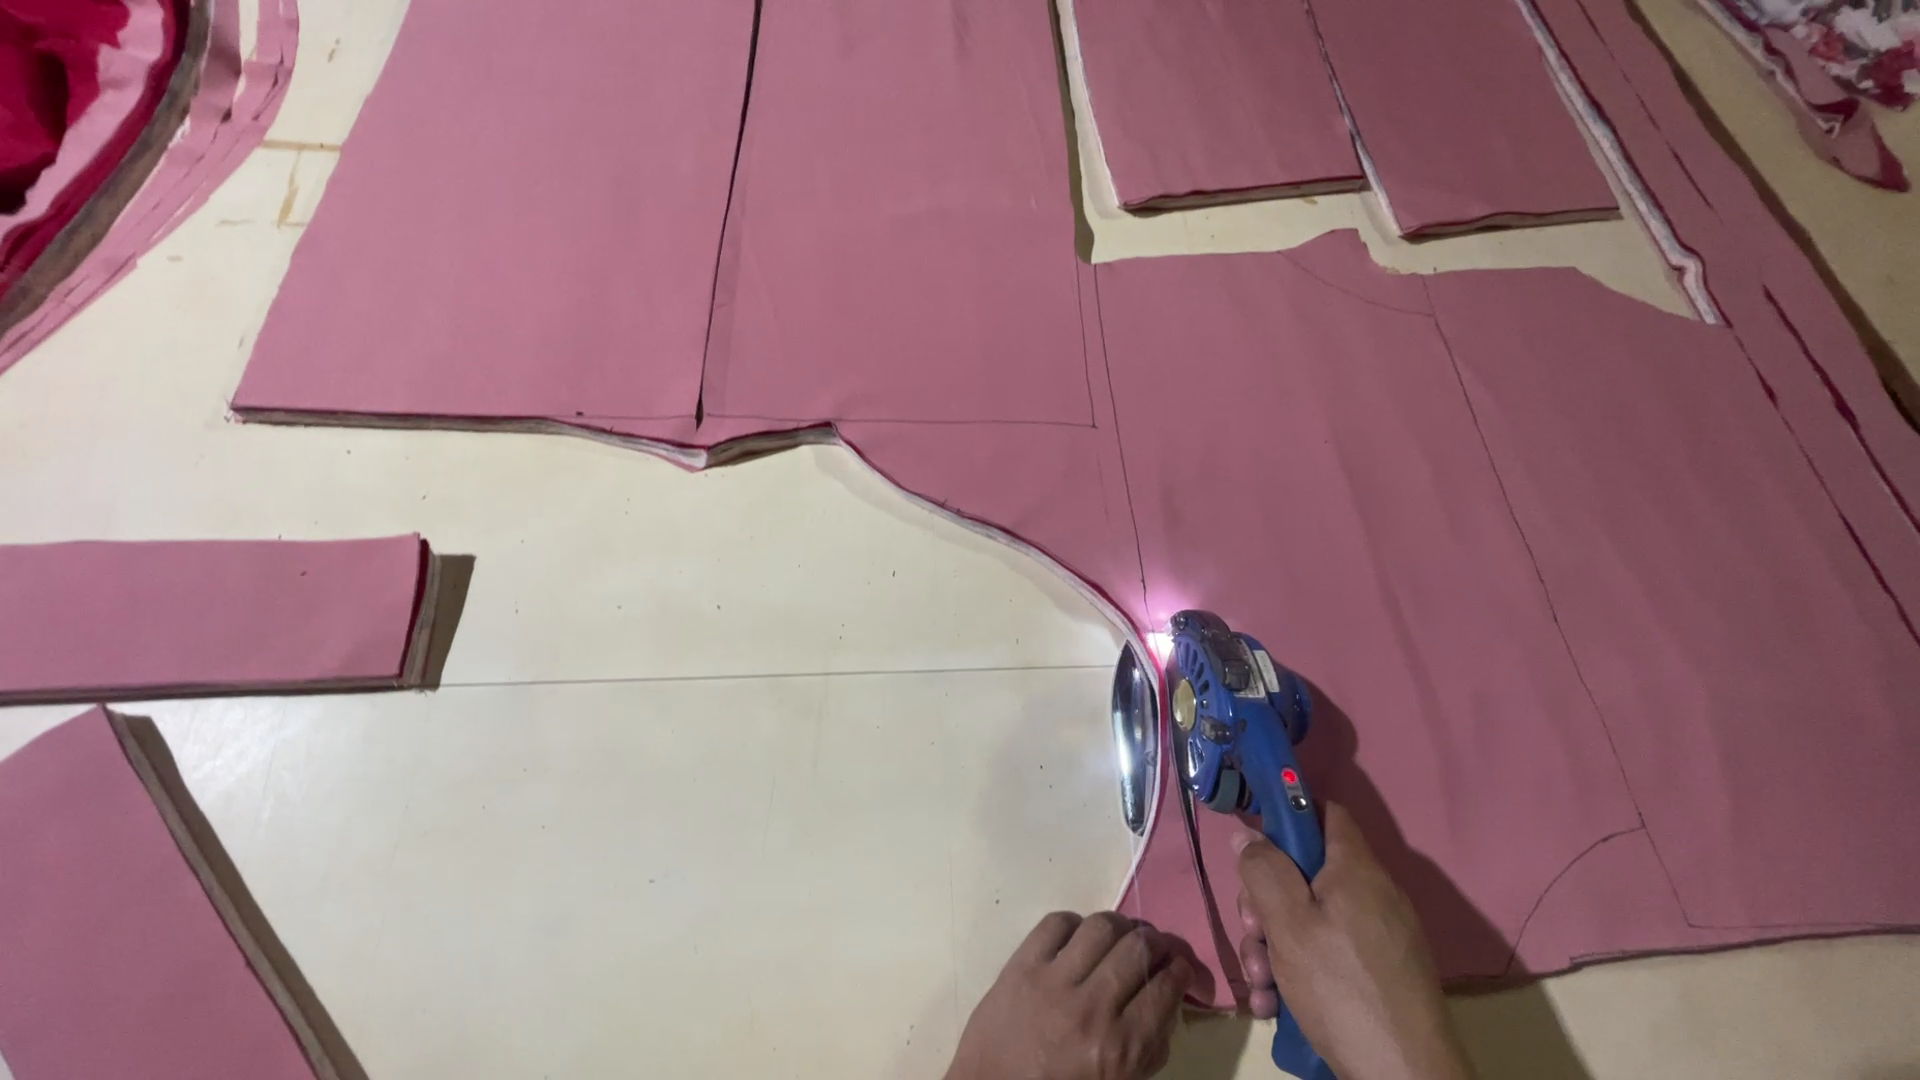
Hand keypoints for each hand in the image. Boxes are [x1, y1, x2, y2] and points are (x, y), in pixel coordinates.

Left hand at [945, 911, 1194, 1079]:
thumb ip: (1148, 1048)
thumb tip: (1166, 1001)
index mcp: (1118, 1048)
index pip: (1165, 989)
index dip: (1184, 970)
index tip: (1184, 967)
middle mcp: (1090, 1008)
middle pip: (1138, 948)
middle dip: (1160, 942)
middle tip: (1161, 948)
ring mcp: (1052, 981)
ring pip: (1101, 926)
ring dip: (1122, 926)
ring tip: (1124, 936)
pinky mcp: (1020, 965)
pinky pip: (1056, 923)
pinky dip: (1075, 923)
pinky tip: (1080, 937)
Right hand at [1234, 803, 1473, 1079]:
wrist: (1406, 1079)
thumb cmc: (1342, 988)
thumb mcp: (1287, 923)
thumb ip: (1263, 870)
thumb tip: (1247, 834)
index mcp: (1355, 869)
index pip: (1322, 811)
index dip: (1285, 815)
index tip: (1252, 842)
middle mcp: (1372, 894)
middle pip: (1304, 871)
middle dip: (1266, 901)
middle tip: (1253, 932)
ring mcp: (1379, 936)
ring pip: (1309, 917)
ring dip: (1273, 944)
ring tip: (1262, 984)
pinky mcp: (1379, 973)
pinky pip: (1328, 952)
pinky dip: (1298, 969)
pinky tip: (1276, 1003)